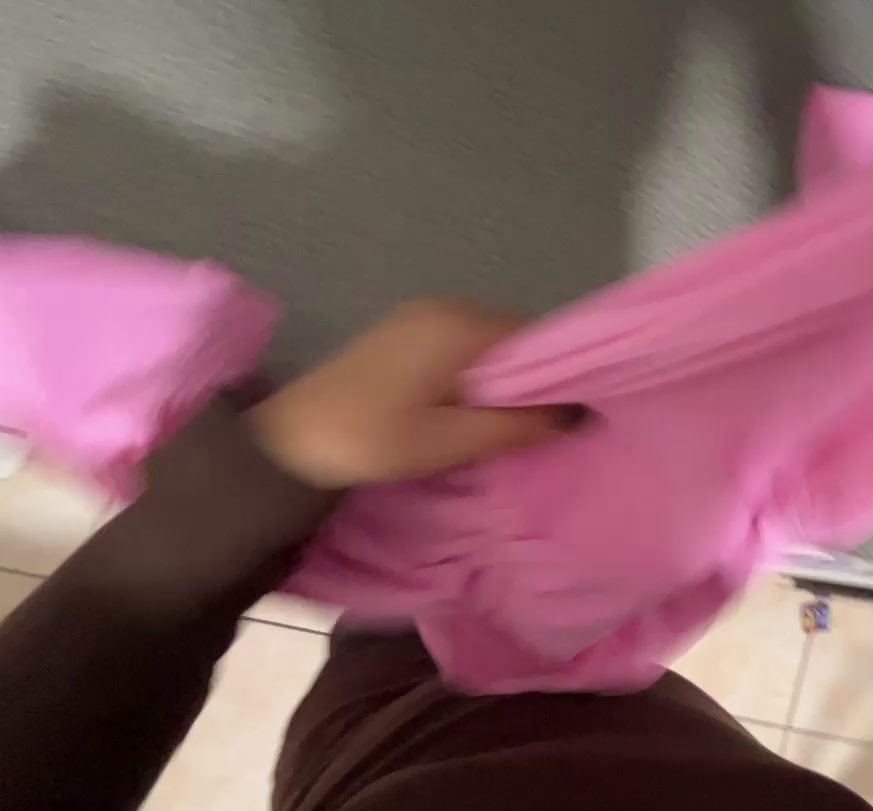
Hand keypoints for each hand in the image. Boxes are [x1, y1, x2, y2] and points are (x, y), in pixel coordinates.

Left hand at [248, 298, 581, 488]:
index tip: (574, 413)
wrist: (291, 440)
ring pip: (491, 345)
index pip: (537, 337)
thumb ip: (520, 425)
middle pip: (515, 338)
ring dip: (506, 380)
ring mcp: (422, 316)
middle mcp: (446, 307)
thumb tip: (582, 415)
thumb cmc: (376, 439)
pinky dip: (480, 376)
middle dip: (533, 379)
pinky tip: (474, 409)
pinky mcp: (406, 333)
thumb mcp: (455, 440)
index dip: (561, 374)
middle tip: (542, 426)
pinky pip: (465, 347)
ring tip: (511, 423)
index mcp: (461, 326)